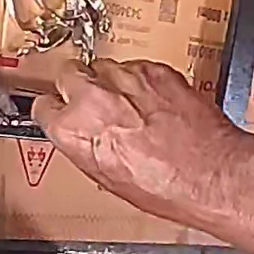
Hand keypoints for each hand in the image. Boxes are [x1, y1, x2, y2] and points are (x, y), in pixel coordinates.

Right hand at [32, 60, 253, 218]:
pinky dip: (142, 80)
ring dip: (112, 82)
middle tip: (96, 104)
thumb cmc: (163, 187)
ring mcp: (124, 78)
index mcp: (71, 130)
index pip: (43, 106)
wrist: (209, 174)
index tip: (62, 112)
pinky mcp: (154, 69)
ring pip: (104, 66)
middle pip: (68, 73)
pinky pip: (137, 66)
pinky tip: (154, 102)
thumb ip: (81, 144)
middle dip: (79, 86)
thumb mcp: (104, 176)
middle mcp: (92, 98)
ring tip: (131, 106)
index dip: (56, 111)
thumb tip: (79, 135)